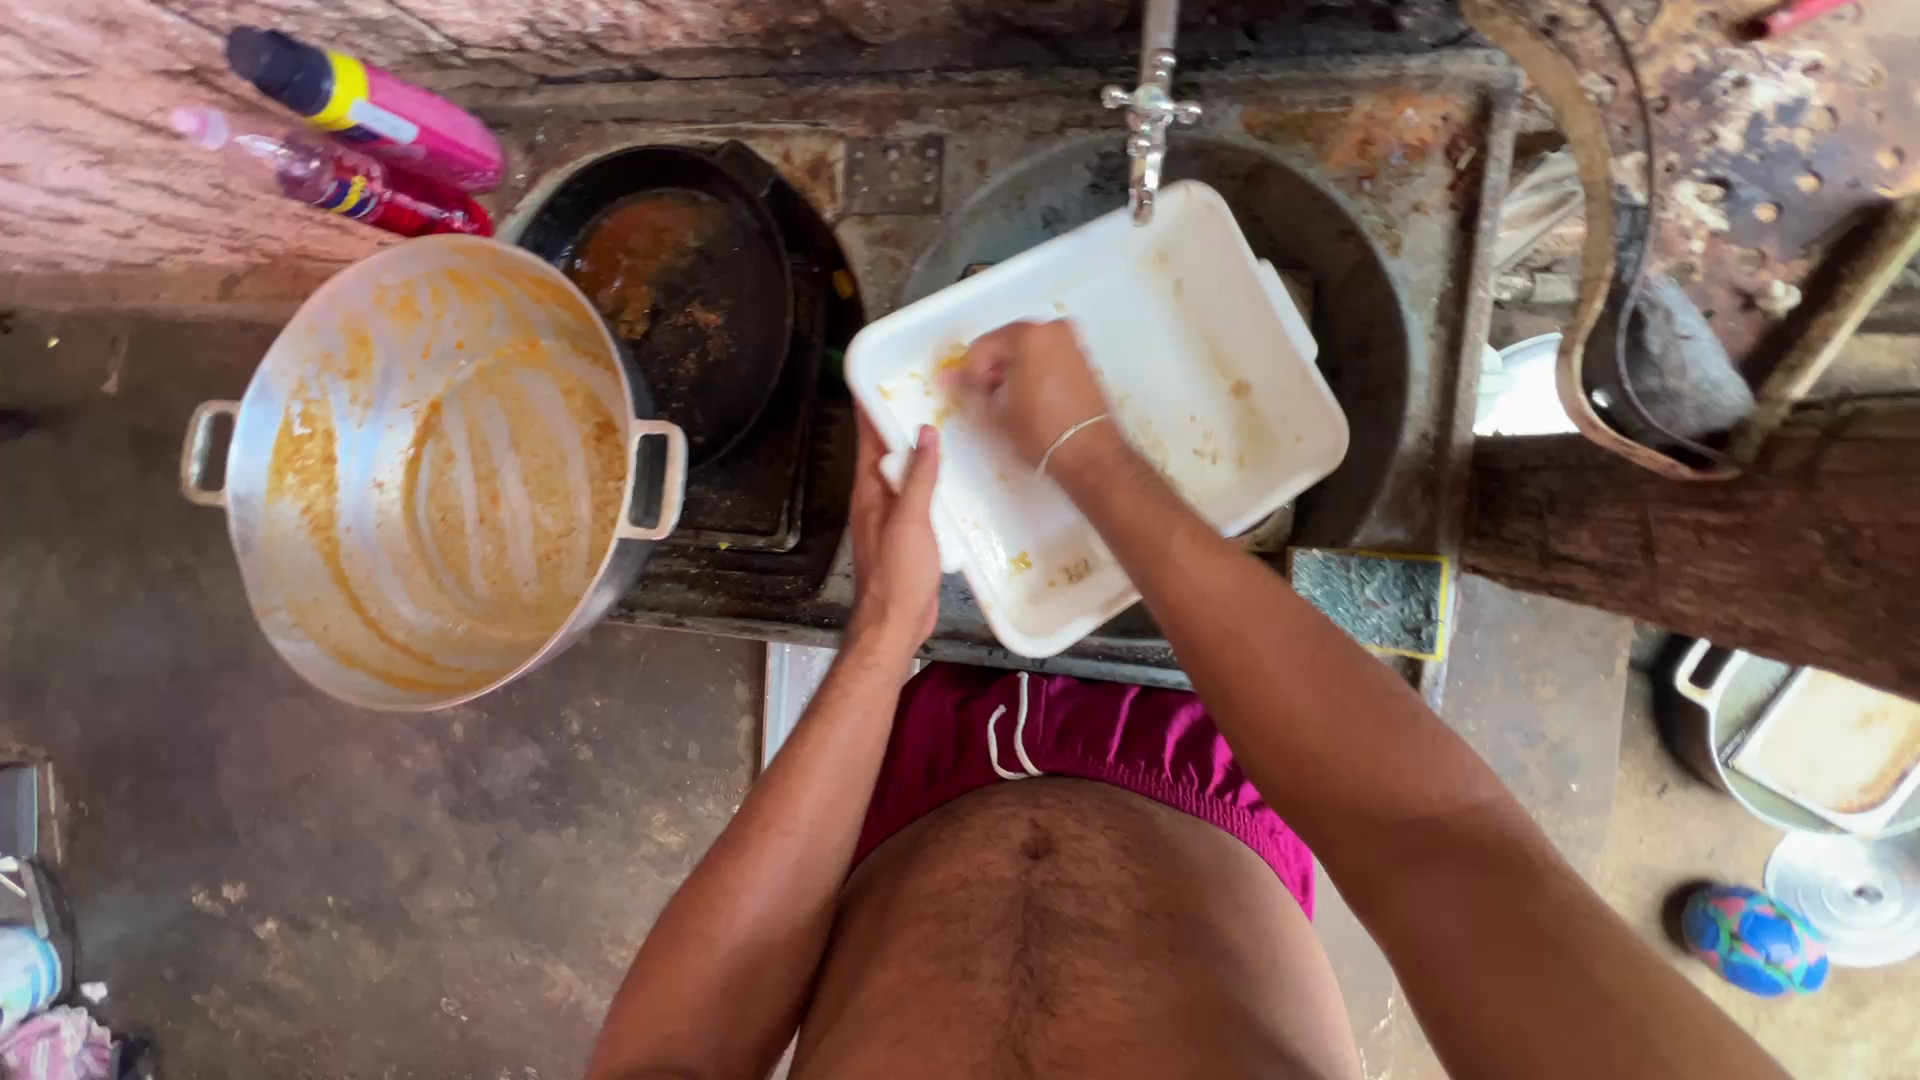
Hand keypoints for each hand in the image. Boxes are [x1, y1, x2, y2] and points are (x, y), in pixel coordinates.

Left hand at [847, 409, 941, 655]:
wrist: (896, 622)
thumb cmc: (898, 573)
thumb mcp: (910, 520)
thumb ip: (919, 477)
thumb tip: (926, 432)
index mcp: (868, 490)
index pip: (868, 438)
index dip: (871, 407)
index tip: (884, 376)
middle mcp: (877, 498)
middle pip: (888, 452)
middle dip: (903, 423)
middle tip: (932, 393)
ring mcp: (893, 517)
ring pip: (907, 475)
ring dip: (923, 454)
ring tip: (950, 426)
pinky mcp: (911, 534)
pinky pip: (922, 499)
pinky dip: (936, 484)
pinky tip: (958, 478)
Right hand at [947, 319, 1110, 468]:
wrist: (1088, 453)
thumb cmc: (1039, 431)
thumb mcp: (995, 410)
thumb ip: (968, 386)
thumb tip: (945, 377)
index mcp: (1029, 334)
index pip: (982, 347)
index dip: (973, 373)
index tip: (977, 397)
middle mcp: (1054, 329)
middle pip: (1006, 344)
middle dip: (994, 370)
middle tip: (992, 402)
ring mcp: (1072, 343)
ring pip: (1026, 352)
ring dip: (1013, 372)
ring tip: (1012, 405)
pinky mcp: (1083, 359)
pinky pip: (1046, 359)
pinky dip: (1033, 373)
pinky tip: (1031, 401)